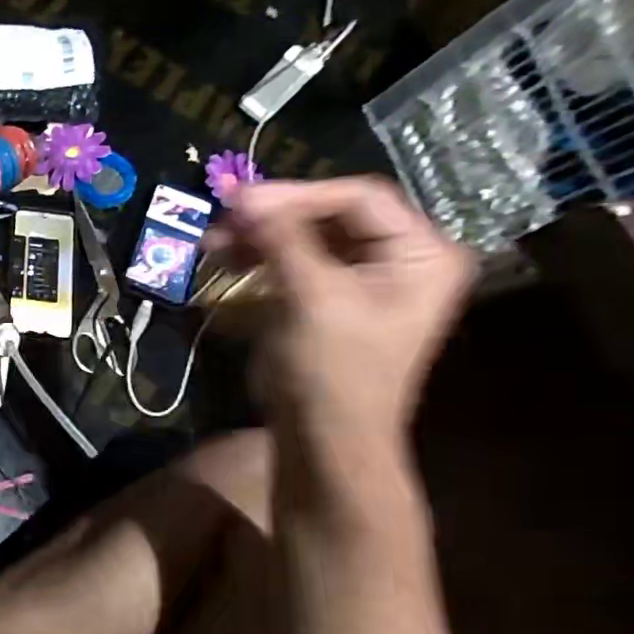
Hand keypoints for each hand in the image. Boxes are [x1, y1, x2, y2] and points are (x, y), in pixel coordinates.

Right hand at [224, 177, 472, 438]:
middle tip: (222, 218)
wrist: (323, 439)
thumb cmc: (333, 371)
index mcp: (420, 253)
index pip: (358, 198)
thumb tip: (242, 194)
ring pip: (303, 236)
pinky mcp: (325, 296)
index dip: (297, 196)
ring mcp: (359, 277)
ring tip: (213, 242)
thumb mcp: (313, 298)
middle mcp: (396, 257)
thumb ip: (281, 240)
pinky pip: (290, 261)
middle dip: (271, 217)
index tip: (240, 201)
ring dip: (257, 236)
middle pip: (327, 215)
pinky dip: (257, 257)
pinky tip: (224, 257)